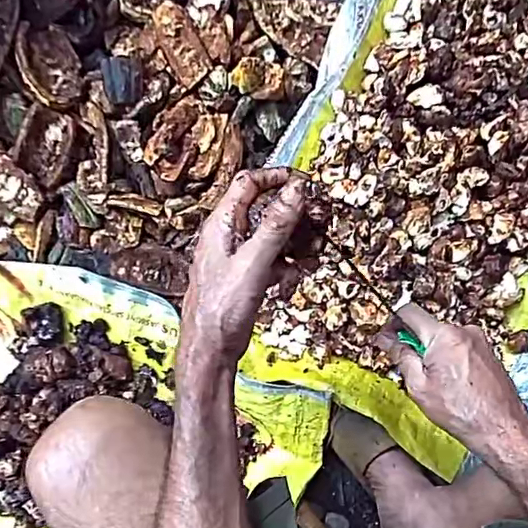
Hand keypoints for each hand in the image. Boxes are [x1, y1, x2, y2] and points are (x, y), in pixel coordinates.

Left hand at [179, 168, 306, 373]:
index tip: (302, 182)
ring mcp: (238, 259)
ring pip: (272, 238)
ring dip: (295, 242)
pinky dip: (287, 265)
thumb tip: (294, 192)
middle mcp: (228, 238)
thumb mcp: (253, 263)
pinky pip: (273, 262)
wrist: (210, 350)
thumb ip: (275, 226)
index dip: (276, 177)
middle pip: (266, 210)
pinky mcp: (247, 279)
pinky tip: (295, 276)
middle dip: (294, 215)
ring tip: (312, 252)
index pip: (248, 183)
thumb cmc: (218, 311)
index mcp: (222, 225)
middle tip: (317, 220)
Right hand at [384, 304, 527, 463]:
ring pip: (445, 339)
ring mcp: (479, 339)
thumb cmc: (461, 411)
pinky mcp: (488, 350)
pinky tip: (453, 383)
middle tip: (409, 369)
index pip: (409, 311)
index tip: (387, 337)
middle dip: (415, 343)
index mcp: (444, 335)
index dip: (392, 322)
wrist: (499, 425)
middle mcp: (464, 330)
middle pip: (429, 327)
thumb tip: (388, 340)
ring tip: (436, 383)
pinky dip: (450, 359)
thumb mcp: (419, 386)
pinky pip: (460, 346)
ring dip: (434, 353)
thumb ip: (402, 357)